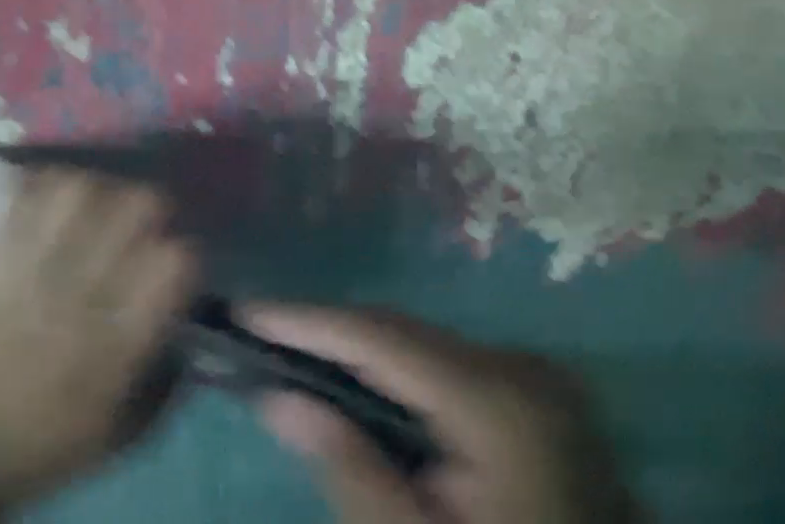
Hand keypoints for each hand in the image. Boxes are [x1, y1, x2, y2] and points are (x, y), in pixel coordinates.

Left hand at [0, 170, 196, 515]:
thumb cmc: (44, 447)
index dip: (183, 254)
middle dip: (149, 207)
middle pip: (130, 211)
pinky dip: (43, 187)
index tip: (178, 260)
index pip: (171, 266)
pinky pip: (20, 200)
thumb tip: (189, 328)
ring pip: (76, 193)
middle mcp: (78, 299)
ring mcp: (30, 274)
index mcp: (117, 348)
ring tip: (99, 205)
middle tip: (145, 221)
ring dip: (99, 190)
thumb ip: (166, 380)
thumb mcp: (121, 434)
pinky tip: (54, 200)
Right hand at [249, 305, 636, 523]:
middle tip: (255, 337)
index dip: (307, 320)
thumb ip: (350, 472)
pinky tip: (358, 389)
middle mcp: (520, 368)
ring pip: (424, 347)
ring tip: (291, 355)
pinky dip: (399, 375)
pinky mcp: (540, 398)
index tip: (243, 311)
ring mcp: (537, 379)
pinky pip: (450, 369)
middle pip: (403, 334)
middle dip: (328, 333)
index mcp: (496, 401)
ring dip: (359, 352)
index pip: (381, 338)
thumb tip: (279, 399)